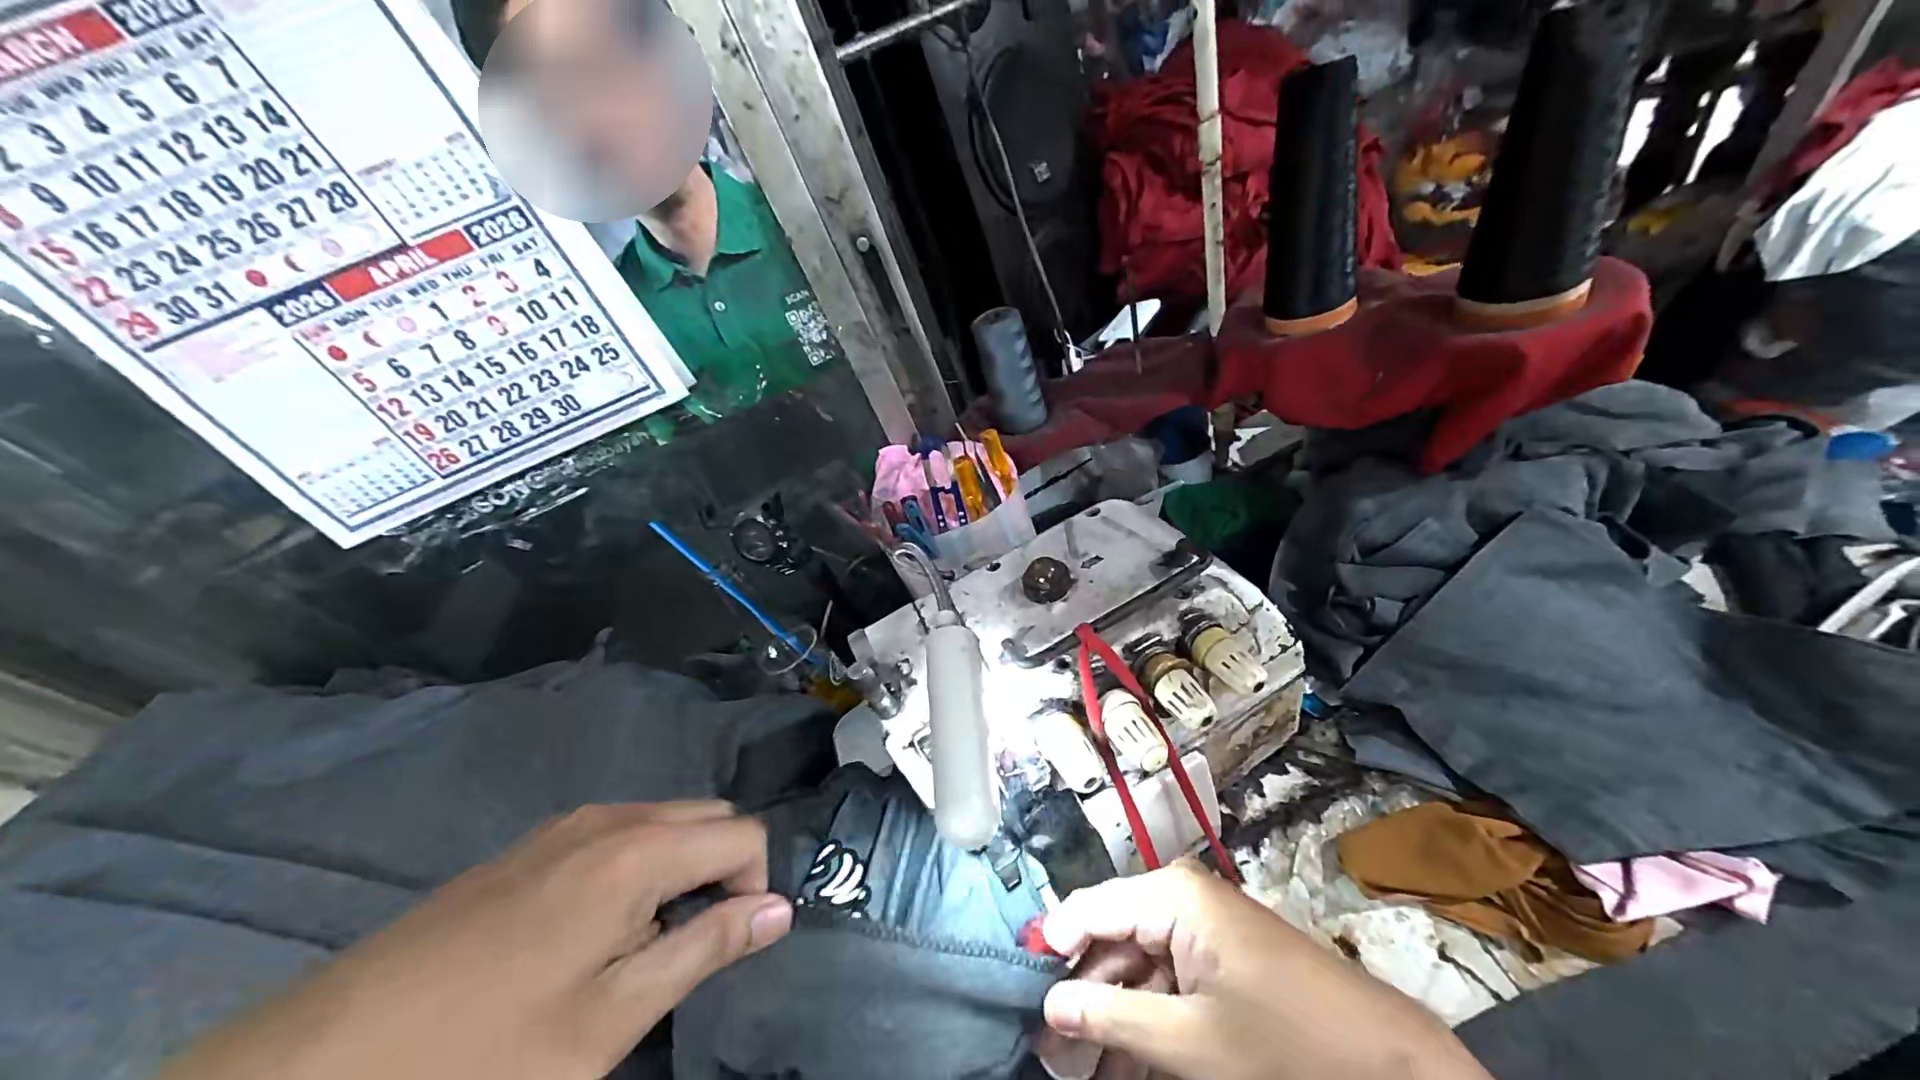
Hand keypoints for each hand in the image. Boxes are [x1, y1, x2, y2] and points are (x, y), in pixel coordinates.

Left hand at [161, 801, 792, 1079]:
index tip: (727, 946)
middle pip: (706, 817)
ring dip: (677, 871)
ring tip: (639, 947)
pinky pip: (615, 836)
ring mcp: (561, 827)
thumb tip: (780, 909)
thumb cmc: (484, 1050)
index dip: (754, 887)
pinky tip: (589, 935)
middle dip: (720, 870)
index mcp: (636, 849)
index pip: (742, 834)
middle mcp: (607, 817)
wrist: (319, 1062)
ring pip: (661, 824)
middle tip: (688, 948)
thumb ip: (706, 949)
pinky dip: (634, 870)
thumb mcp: (610, 1018)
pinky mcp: (526, 847)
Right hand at [1039, 861, 1491, 1079]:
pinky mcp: (1221, 953)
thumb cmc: (1284, 1045)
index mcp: (1170, 895)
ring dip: (1112, 1011)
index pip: (1088, 910)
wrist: (1392, 1065)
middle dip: (1082, 993)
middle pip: (1111, 937)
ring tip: (1079, 1063)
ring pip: (1136, 962)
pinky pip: (1167, 976)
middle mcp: (1181, 896)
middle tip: (1050, 1048)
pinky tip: (1125, 1059)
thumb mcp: (1188, 1040)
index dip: (1051, 952)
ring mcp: (1203, 924)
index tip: (1021, 995)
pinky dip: (1146, 1015)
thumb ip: (1110, 1018)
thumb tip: (1048, 1007)